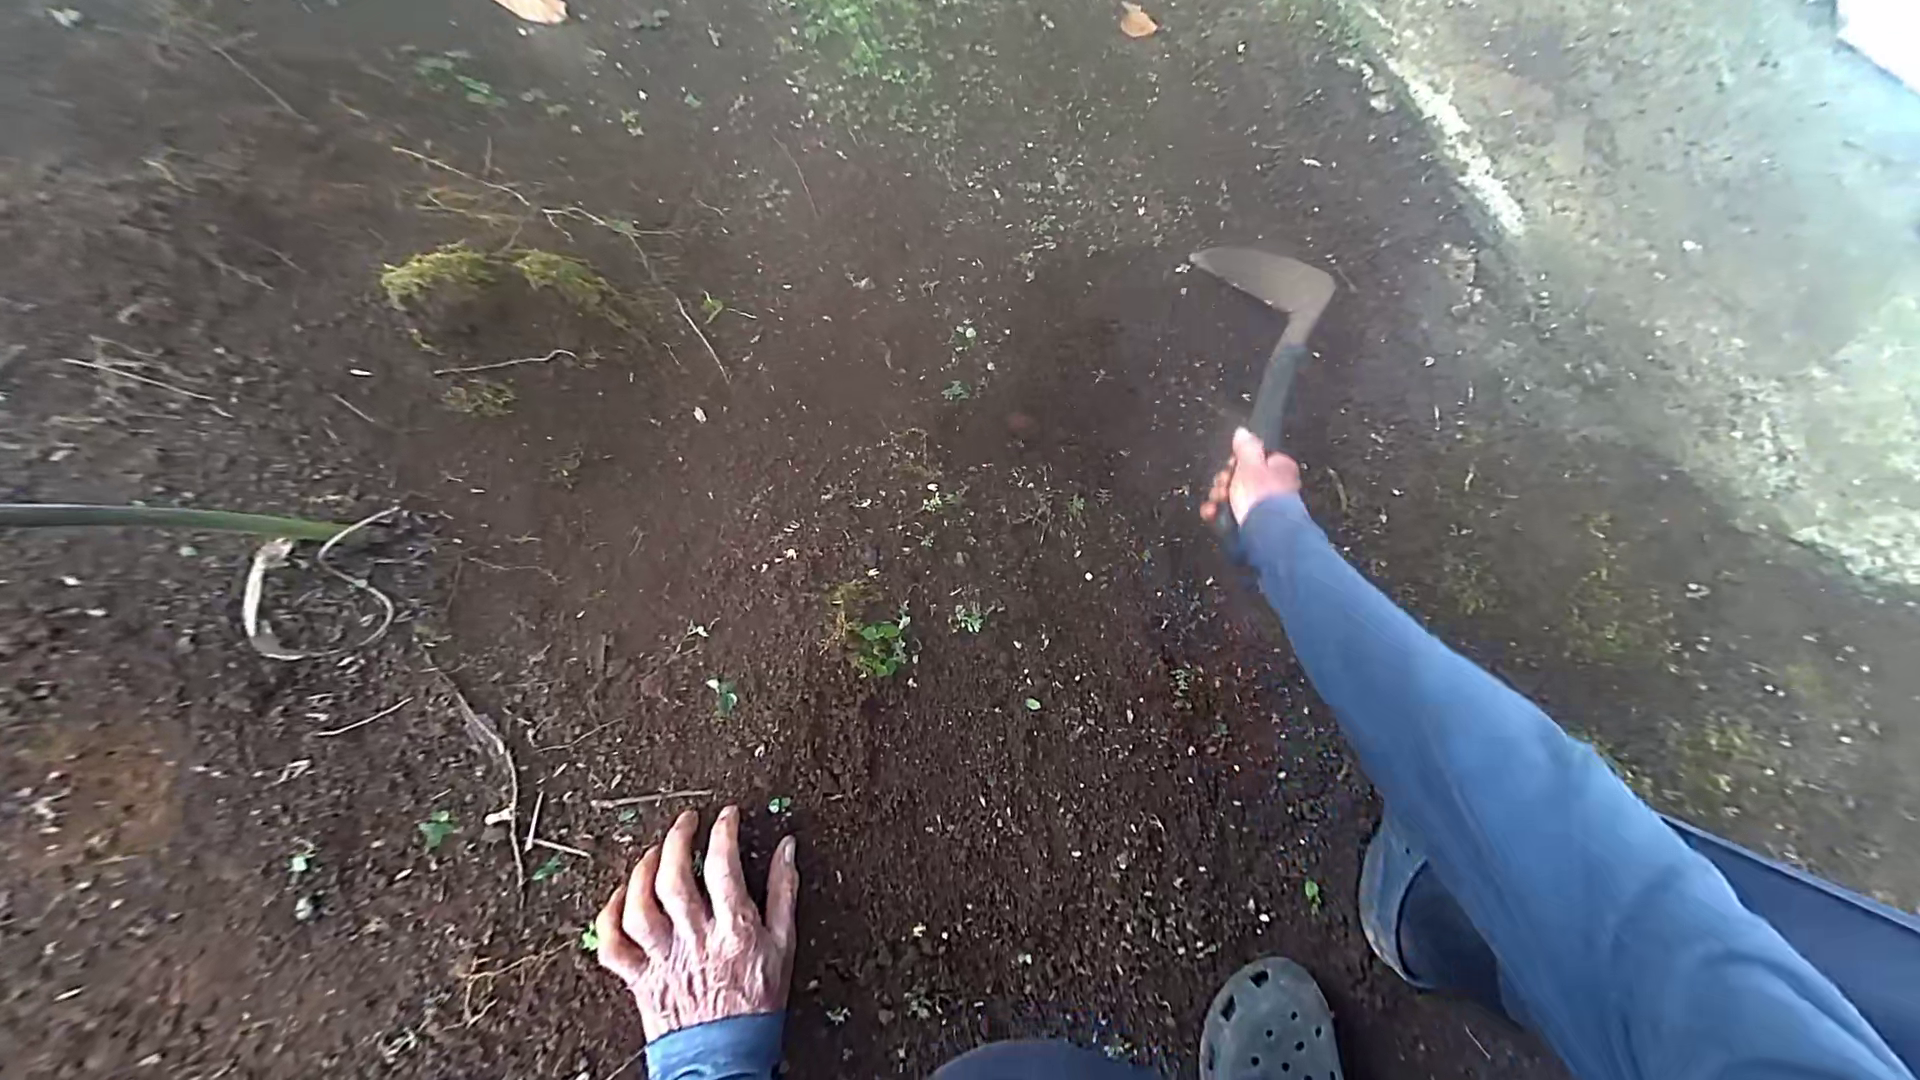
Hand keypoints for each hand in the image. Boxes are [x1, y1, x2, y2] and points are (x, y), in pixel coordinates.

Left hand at [594, 807, 798, 1041]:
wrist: (725, 1062)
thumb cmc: (758, 1002)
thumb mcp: (784, 941)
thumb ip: (784, 890)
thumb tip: (786, 848)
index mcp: (732, 928)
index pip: (723, 865)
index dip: (723, 831)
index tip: (727, 815)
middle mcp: (694, 940)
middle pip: (674, 879)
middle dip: (678, 839)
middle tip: (686, 820)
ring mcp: (662, 960)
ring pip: (639, 907)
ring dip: (644, 871)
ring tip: (656, 851)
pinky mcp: (639, 980)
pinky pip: (612, 947)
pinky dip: (610, 916)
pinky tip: (622, 894)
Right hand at [1201, 427, 1301, 525]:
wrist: (1264, 533)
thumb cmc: (1262, 496)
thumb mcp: (1251, 463)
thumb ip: (1245, 447)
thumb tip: (1242, 431)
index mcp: (1278, 468)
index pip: (1254, 459)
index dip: (1237, 461)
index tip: (1230, 465)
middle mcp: (1271, 488)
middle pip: (1238, 478)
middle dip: (1224, 481)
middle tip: (1223, 485)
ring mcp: (1259, 507)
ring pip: (1229, 497)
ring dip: (1217, 497)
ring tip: (1218, 501)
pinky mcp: (1247, 524)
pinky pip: (1226, 514)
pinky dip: (1216, 513)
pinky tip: (1212, 512)